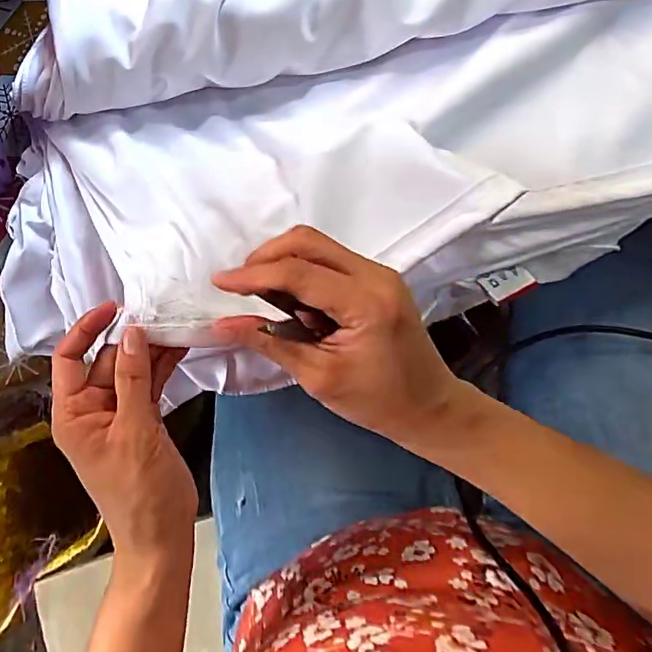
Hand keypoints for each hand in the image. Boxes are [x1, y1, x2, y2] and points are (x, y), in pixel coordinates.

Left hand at [51, 302, 196, 565]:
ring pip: (129, 372)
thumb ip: (132, 380)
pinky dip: (160, 370)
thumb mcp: (136, 432)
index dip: (86, 329)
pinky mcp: (139, 423)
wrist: (162, 543)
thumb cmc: (140, 494)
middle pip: (105, 361)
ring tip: (175, 327)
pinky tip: (179, 349)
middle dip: (131, 340)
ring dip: (150, 352)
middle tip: (161, 315)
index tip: (112, 309)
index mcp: (72, 414)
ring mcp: (115, 416)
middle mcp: (88, 411)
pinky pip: (145, 387)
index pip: (68, 358)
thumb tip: (130, 333)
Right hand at [212, 226, 468, 444]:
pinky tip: (289, 300)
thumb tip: (221, 325)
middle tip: (240, 286)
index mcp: (366, 303)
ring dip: (280, 262)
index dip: (252, 275)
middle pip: (305, 242)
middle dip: (264, 258)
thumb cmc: (377, 401)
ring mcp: (377, 273)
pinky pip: (325, 258)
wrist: (432, 409)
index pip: (297, 272)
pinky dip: (297, 270)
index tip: (219, 283)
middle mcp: (375, 276)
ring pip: (314, 245)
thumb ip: (268, 342)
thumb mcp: (317, 377)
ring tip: (262, 295)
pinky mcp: (373, 278)